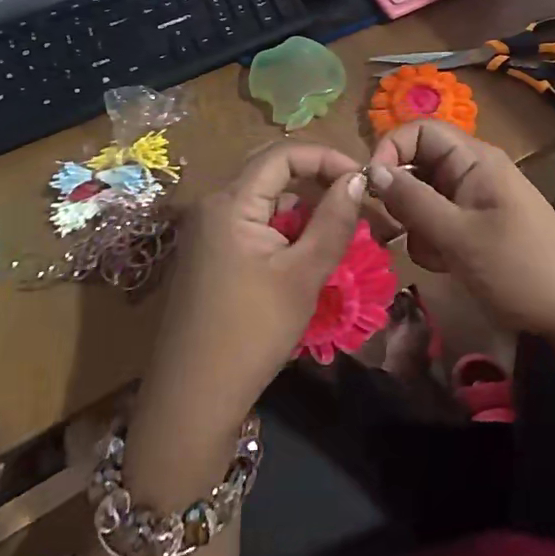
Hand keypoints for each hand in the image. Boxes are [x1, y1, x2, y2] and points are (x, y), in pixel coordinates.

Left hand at [140, 142, 365, 423]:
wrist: (191, 400)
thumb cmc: (252, 332)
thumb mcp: (303, 274)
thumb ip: (333, 220)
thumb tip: (358, 178)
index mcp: (229, 203)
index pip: (284, 154)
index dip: (327, 158)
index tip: (363, 179)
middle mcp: (212, 206)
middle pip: (272, 171)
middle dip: (317, 179)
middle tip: (355, 199)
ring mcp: (206, 231)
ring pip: (264, 199)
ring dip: (303, 205)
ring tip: (340, 228)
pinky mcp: (208, 255)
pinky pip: (252, 222)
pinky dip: (284, 227)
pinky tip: (307, 250)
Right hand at [367, 120, 554, 337]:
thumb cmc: (520, 267)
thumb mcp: (458, 236)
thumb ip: (412, 201)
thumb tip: (370, 169)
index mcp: (474, 158)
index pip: (419, 130)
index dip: (390, 150)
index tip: (371, 188)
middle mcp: (471, 171)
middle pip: (416, 165)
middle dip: (401, 198)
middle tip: (397, 232)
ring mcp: (474, 199)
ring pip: (422, 198)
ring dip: (417, 226)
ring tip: (437, 255)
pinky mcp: (475, 226)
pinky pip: (438, 221)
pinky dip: (433, 242)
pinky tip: (448, 265)